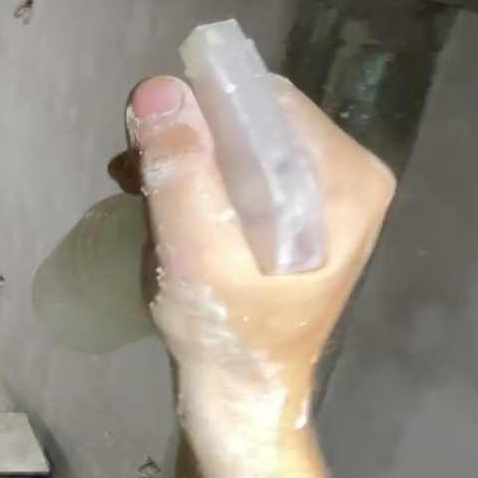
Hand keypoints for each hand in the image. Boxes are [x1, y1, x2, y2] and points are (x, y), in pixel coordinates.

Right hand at [116, 75, 394, 477]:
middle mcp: (339, 175)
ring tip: (135, 190)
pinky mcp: (283, 212)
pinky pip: (229, 166)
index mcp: (344, 179)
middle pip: (247, 117)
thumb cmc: (224, 330)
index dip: (196, 108)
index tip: (144, 141)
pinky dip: (184, 174)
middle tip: (133, 173)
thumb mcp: (195, 252)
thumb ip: (180, 172)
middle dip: (182, 134)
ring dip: (175, 155)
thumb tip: (155, 88)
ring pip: (232, 140)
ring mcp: (313, 195)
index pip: (263, 102)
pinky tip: (154, 199)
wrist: (237, 389)